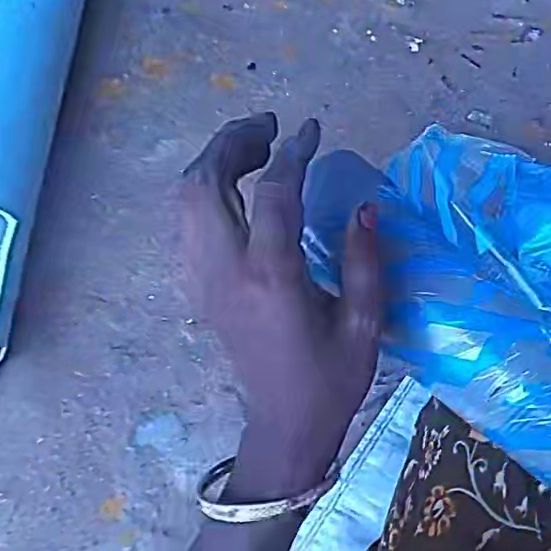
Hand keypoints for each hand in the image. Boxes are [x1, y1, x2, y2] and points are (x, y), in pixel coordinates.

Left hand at [180, 113, 380, 499]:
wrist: (286, 424)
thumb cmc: (332, 379)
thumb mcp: (364, 324)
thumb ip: (364, 263)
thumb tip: (365, 208)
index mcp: (271, 278)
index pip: (273, 195)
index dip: (293, 155)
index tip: (312, 130)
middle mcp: (225, 271)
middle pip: (204, 183)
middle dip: (232, 142)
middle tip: (269, 126)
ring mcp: (204, 279)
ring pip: (186, 200)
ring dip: (212, 162)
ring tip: (253, 147)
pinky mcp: (200, 288)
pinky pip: (188, 223)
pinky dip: (206, 191)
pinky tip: (236, 190)